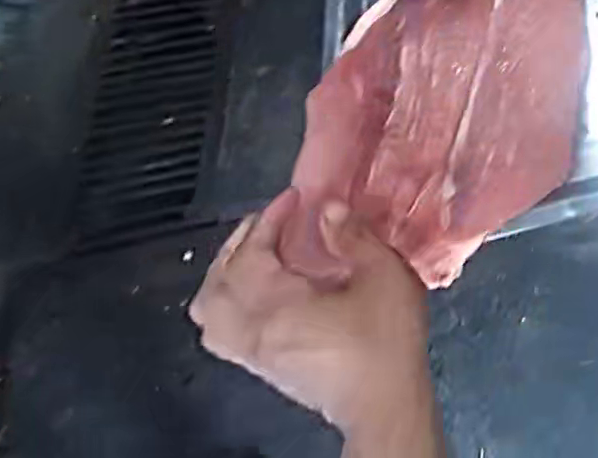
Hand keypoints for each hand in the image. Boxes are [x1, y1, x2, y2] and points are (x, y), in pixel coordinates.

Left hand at [189, 189, 442, 454]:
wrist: (384, 400)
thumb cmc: (386, 336)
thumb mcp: (382, 273)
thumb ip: (354, 237)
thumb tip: (328, 208)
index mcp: (279, 309)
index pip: (250, 258)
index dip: (267, 222)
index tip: (293, 198)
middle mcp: (255, 334)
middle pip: (215, 289)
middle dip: (236, 247)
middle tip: (267, 222)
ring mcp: (256, 355)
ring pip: (211, 315)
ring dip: (227, 275)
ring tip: (259, 251)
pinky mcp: (266, 367)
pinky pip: (224, 330)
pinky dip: (233, 299)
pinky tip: (268, 286)